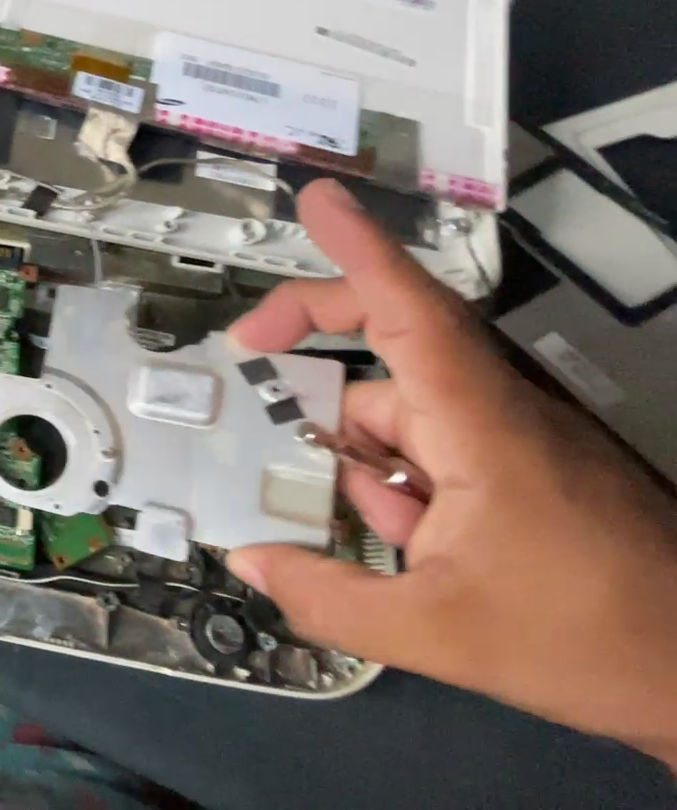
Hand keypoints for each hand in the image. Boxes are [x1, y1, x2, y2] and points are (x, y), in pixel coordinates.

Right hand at [228, 180, 676, 766]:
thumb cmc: (595, 642)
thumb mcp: (440, 635)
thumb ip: (325, 598)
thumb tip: (245, 559)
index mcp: (482, 429)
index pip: (412, 315)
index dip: (361, 252)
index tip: (319, 199)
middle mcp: (491, 413)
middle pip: (388, 338)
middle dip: (311, 328)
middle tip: (245, 345)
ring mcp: (504, 437)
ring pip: (394, 416)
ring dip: (358, 460)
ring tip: (381, 533)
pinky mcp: (513, 465)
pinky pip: (422, 452)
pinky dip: (392, 485)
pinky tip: (411, 540)